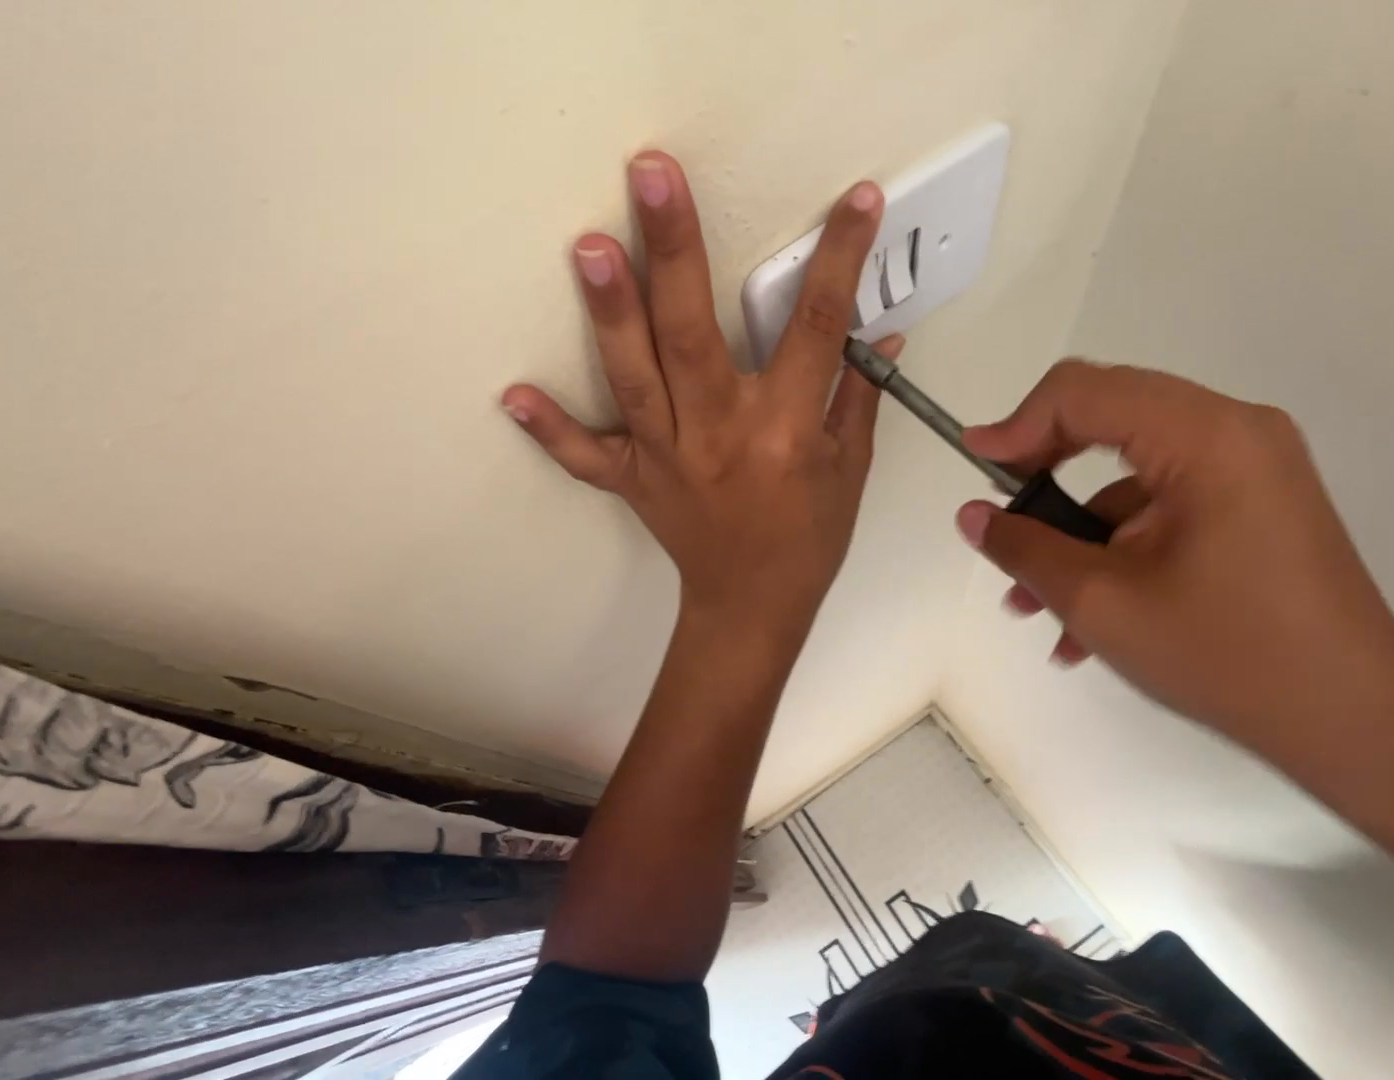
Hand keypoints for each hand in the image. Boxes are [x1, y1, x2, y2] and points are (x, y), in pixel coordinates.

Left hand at [503, 152, 900, 627]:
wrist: (753, 608)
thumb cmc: (807, 539)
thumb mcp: (848, 469)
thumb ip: (857, 397)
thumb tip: (881, 334)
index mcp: (785, 430)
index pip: (817, 327)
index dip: (840, 257)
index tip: (856, 199)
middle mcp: (721, 434)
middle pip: (694, 333)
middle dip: (675, 249)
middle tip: (652, 176)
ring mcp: (668, 456)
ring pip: (634, 377)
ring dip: (609, 311)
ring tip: (587, 245)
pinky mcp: (634, 479)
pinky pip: (586, 455)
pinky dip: (550, 428)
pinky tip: (512, 394)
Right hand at [957, 361, 1393, 748]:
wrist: (1352, 721)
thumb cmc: (1226, 654)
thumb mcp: (1101, 602)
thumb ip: (1024, 548)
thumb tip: (971, 516)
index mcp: (1205, 437)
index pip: (1085, 391)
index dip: (1018, 425)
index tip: (974, 466)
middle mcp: (1234, 433)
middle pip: (1108, 420)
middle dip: (1041, 474)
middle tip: (999, 520)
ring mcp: (1249, 470)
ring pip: (1128, 473)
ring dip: (1073, 530)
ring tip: (1031, 603)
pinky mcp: (1252, 507)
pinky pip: (1160, 508)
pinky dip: (1113, 548)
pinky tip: (1082, 626)